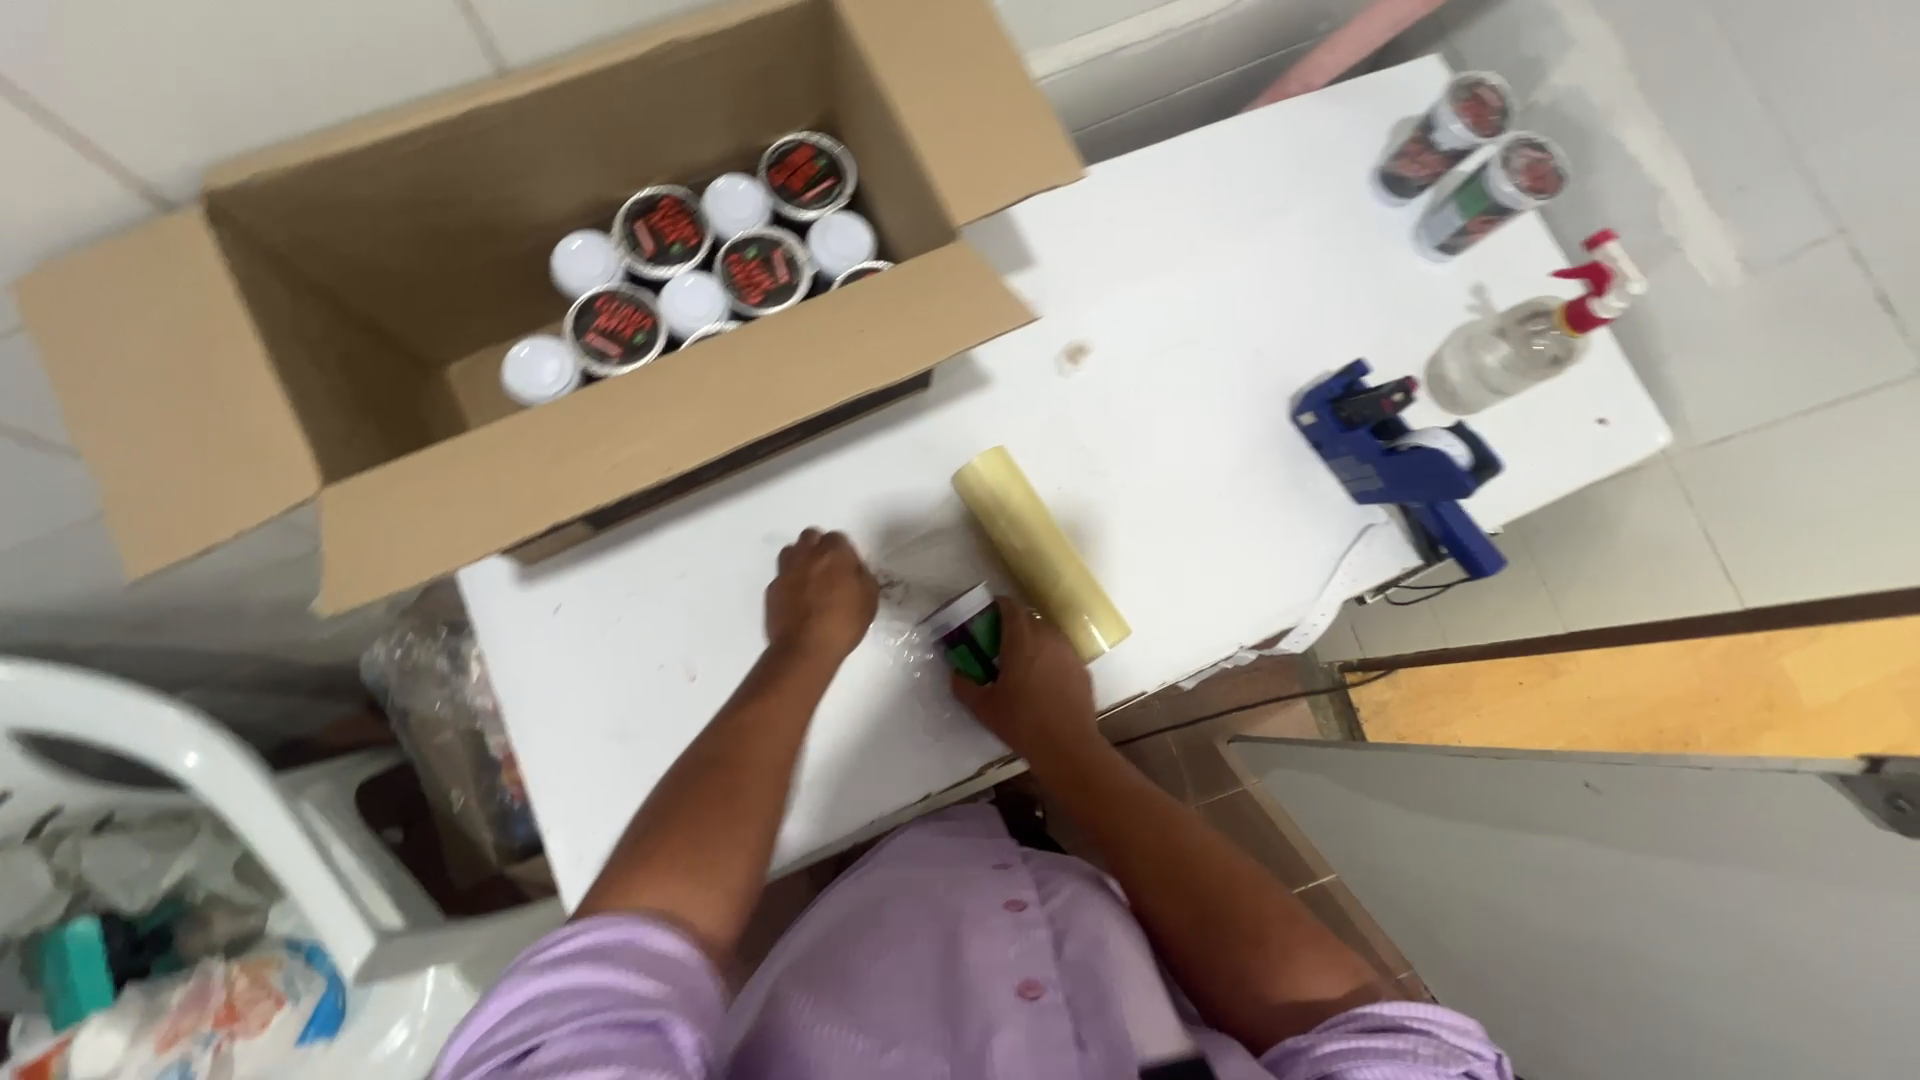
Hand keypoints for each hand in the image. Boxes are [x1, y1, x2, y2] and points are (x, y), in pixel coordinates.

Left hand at [765, 528, 879, 661]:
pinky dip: (789, 582)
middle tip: (829, 569)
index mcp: (834, 553)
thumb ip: (863, 577)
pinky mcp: (771, 589)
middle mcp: (807, 555)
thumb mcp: (869, 599)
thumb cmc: (844, 623)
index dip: (844, 552)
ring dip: (801, 559)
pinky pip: (782, 576)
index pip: (837, 537)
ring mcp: (786, 571)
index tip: (848, 569)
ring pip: (791, 551)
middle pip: (811, 537)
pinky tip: (798, 600)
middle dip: (819, 547)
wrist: (805, 648)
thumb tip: (854, 571)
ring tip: (810, 579)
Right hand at [949, 597, 1097, 762]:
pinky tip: (1043, 680)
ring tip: (1020, 661)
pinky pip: (1061, 652)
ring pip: (1048, 634)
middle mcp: (1048, 637)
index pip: (1010, 606)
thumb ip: (964, 685)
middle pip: (1029, 617)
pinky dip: (1049, 657)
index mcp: (1022, 639)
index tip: (986, 617)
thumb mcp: (983, 707)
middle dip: (1013, 624)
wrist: (1068, 747)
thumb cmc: (1021, 722)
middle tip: (999, 642)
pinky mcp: (1082, 669)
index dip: (997, 606)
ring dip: (1033, 639)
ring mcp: (1069, 652)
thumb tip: (956, 672)